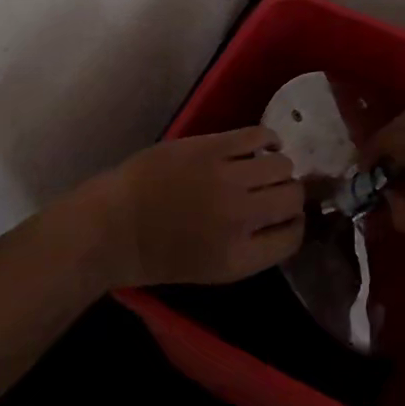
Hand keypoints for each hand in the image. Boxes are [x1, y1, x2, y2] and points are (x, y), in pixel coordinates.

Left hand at [89, 127, 304, 285]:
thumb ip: (255, 248)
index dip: (294, 224)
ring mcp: (227, 178)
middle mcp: (240, 217)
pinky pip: (260, 136)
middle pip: (294, 198)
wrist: (110, 226)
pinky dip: (269, 140)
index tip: (285, 218)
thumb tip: (289, 220)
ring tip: (264, 169)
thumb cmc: (157, 255)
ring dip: (279, 169)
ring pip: (282, 166)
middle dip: (289, 196)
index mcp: (239, 257)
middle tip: (274, 192)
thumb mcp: (213, 269)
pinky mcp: (213, 147)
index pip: (294, 236)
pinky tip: (262, 146)